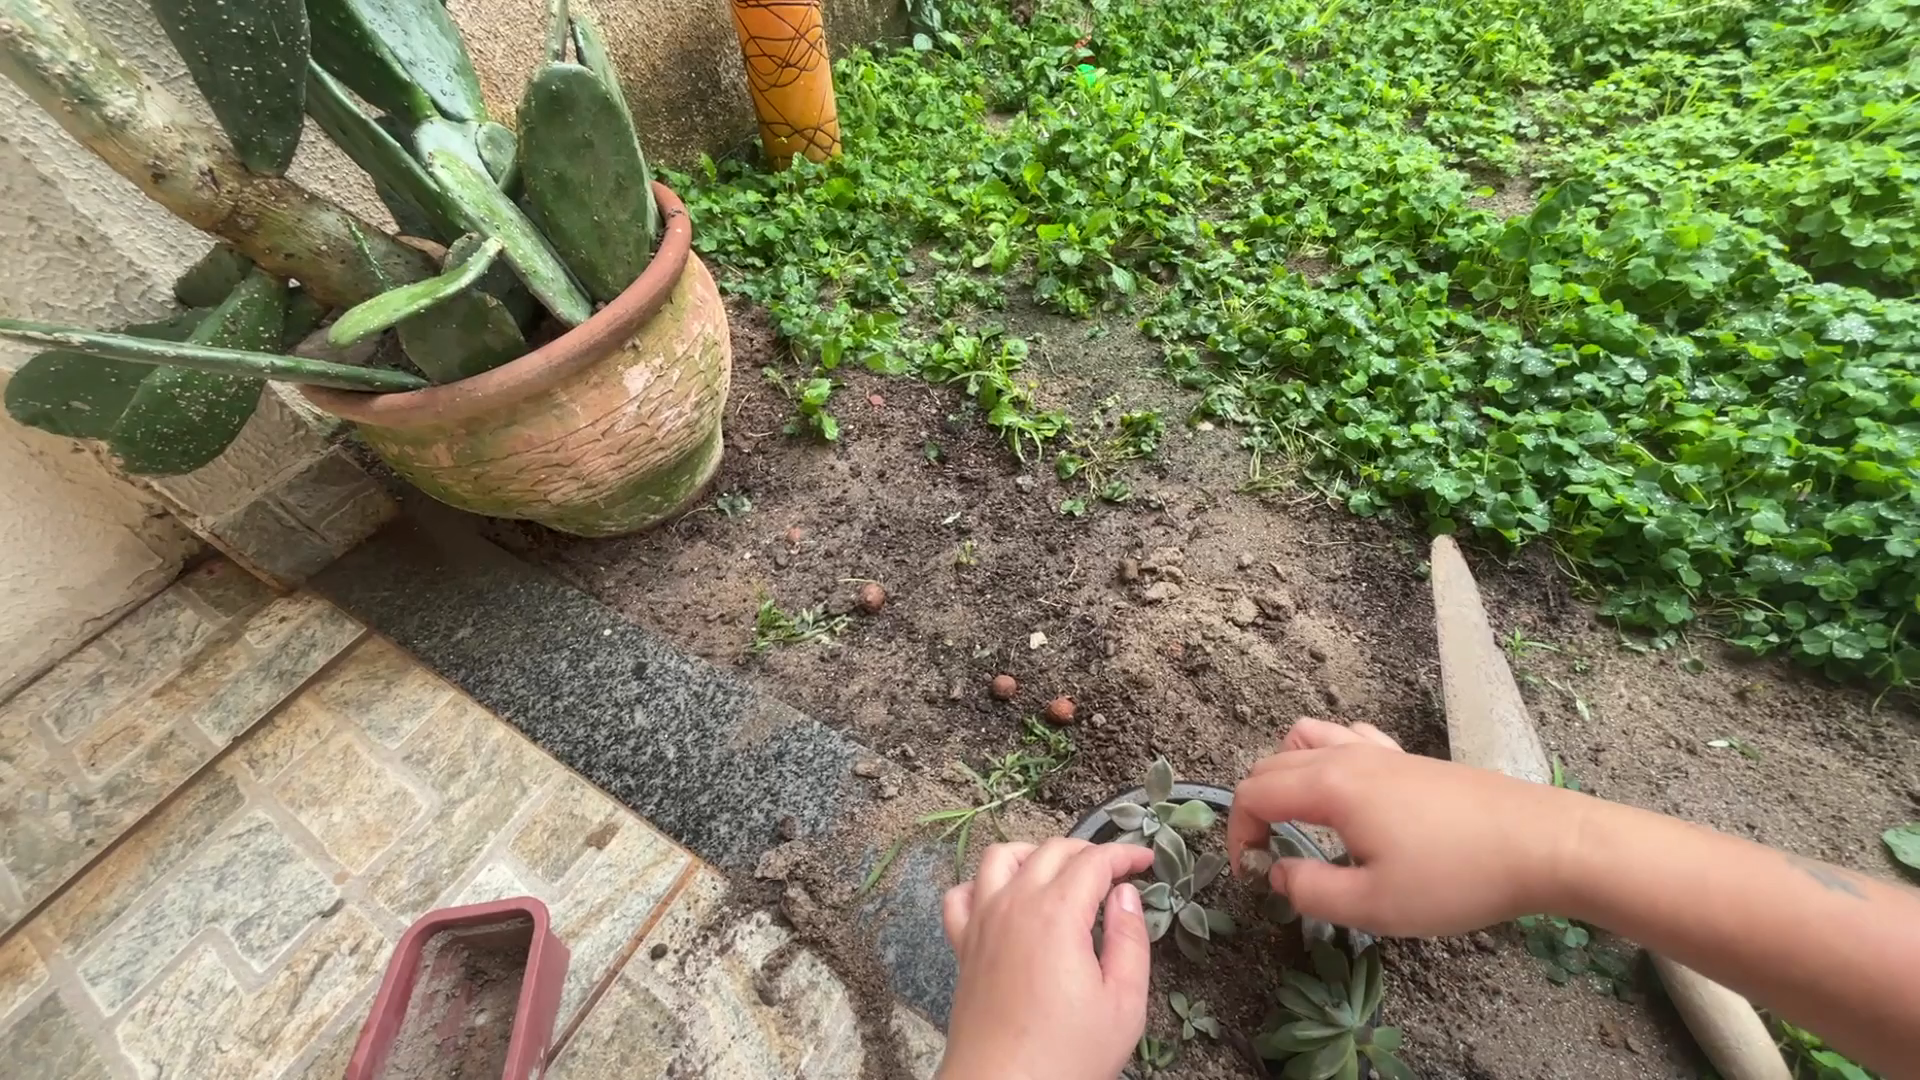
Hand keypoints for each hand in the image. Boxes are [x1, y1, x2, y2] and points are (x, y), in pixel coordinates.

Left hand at [938, 839, 1156, 1079]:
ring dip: (1033, 853)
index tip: (1146, 859)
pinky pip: (961, 894)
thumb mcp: (1123, 1005)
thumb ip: (1130, 941)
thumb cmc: (1067, 1056)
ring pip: (1001, 856)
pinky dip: (981, 885)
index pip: (1094, 861)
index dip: (1124, 854)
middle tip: (1114, 872)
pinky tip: (1002, 900)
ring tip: (1059, 874)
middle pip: (1052, 849)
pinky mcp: (962, 943)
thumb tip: (1126, 894)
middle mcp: (1015, 902)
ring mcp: (982, 919)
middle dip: (1088, 851)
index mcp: (1057, 912)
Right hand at [1227, 718, 1586, 935]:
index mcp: (1325, 785)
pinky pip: (1344, 735)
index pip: (1252, 795)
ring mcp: (1373, 749)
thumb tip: (1277, 875)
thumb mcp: (1376, 905)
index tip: (1254, 876)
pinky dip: (1325, 753)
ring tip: (1298, 813)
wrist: (1543, 844)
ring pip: (1300, 739)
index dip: (1239, 835)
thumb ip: (1311, 891)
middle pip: (1268, 766)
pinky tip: (1348, 786)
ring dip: (1282, 773)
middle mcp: (1340, 756)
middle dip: (1255, 811)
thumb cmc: (1456, 876)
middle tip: (1273, 858)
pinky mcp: (1403, 756)